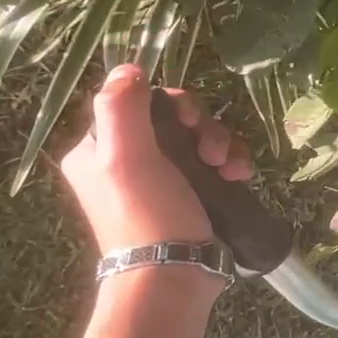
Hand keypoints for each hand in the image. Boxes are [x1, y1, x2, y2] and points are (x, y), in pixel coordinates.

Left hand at [59, 64, 252, 254]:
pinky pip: (215, 160)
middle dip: (205, 129)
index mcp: (97, 150)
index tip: (191, 121)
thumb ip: (122, 109)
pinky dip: (232, 163)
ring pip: (200, 138)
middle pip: (175, 119)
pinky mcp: (190, 191)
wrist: (174, 269)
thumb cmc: (146, 211)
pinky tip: (240, 176)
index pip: (140, 102)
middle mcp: (125, 160)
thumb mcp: (126, 157)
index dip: (174, 104)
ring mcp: (160, 177)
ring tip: (231, 169)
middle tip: (214, 151)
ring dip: (225, 146)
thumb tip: (128, 67)